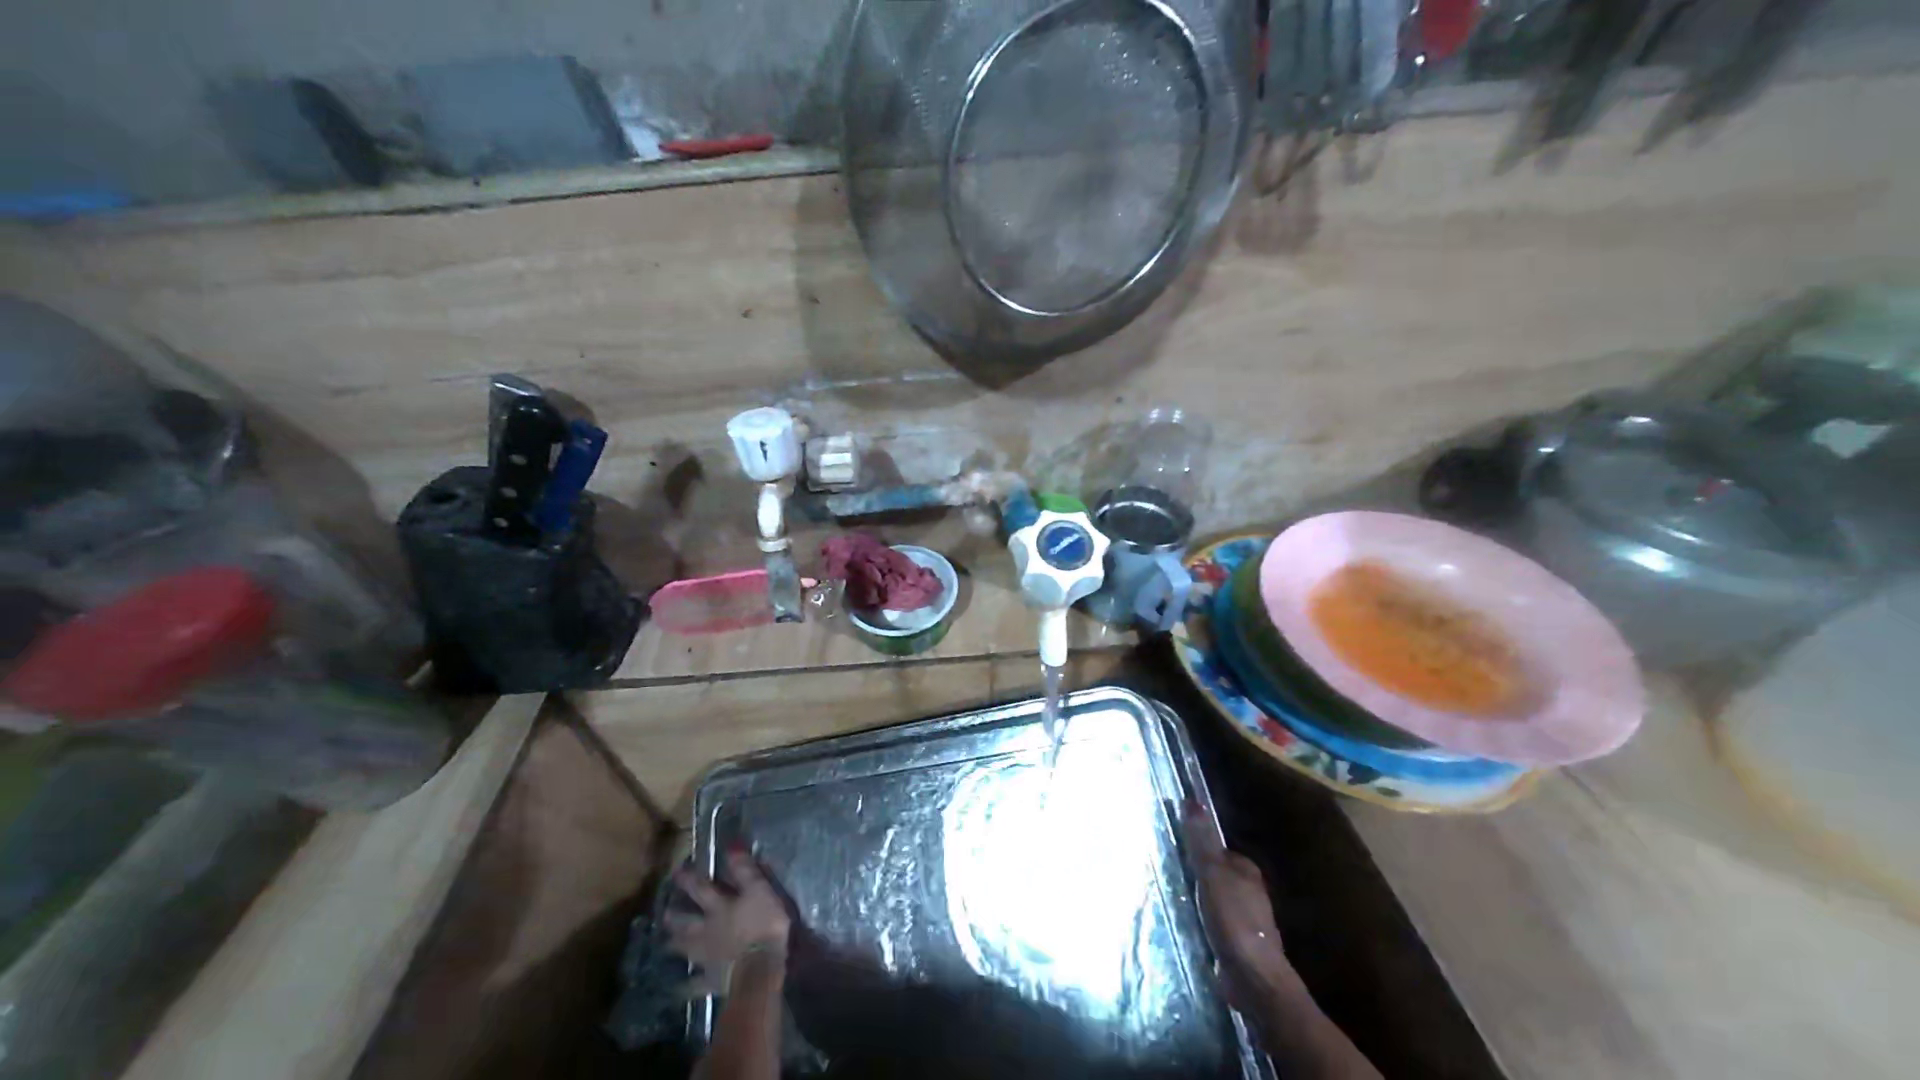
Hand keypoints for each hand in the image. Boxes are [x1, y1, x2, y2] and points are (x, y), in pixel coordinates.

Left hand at [667, 848, 792, 994]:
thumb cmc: (764, 924)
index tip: (676, 872)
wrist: (760, 969)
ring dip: (676, 945)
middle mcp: (706, 930)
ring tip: (666, 944)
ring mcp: (706, 956)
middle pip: (686, 922)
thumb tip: (730, 845)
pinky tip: (680, 988)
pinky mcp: (711, 979)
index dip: (688, 879)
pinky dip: (687, 985)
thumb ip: (745, 869)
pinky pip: (695, 984)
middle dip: (674, 916)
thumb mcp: (760, 889)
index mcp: (718, 907)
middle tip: (664, 912)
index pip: (700, 889)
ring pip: (686, 949)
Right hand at [1183, 803, 1299, 1010]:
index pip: (1219, 849)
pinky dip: (1201, 919)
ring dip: (1198, 897)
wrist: (1254, 978)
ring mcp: (1246, 919)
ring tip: (1170, 897)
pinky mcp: (1238, 943)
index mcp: (1247, 870)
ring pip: (1215, 898)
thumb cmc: (1233, 919)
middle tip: (1167, 872)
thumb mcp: (1211, 873)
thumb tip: (1192, 799)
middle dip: (1196, 872)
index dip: (1197, 847)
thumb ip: (1202, 840)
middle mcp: (1250, 891)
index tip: (1173, 848)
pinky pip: (1214, 921)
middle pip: (1217, 873)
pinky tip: (1186, 923)